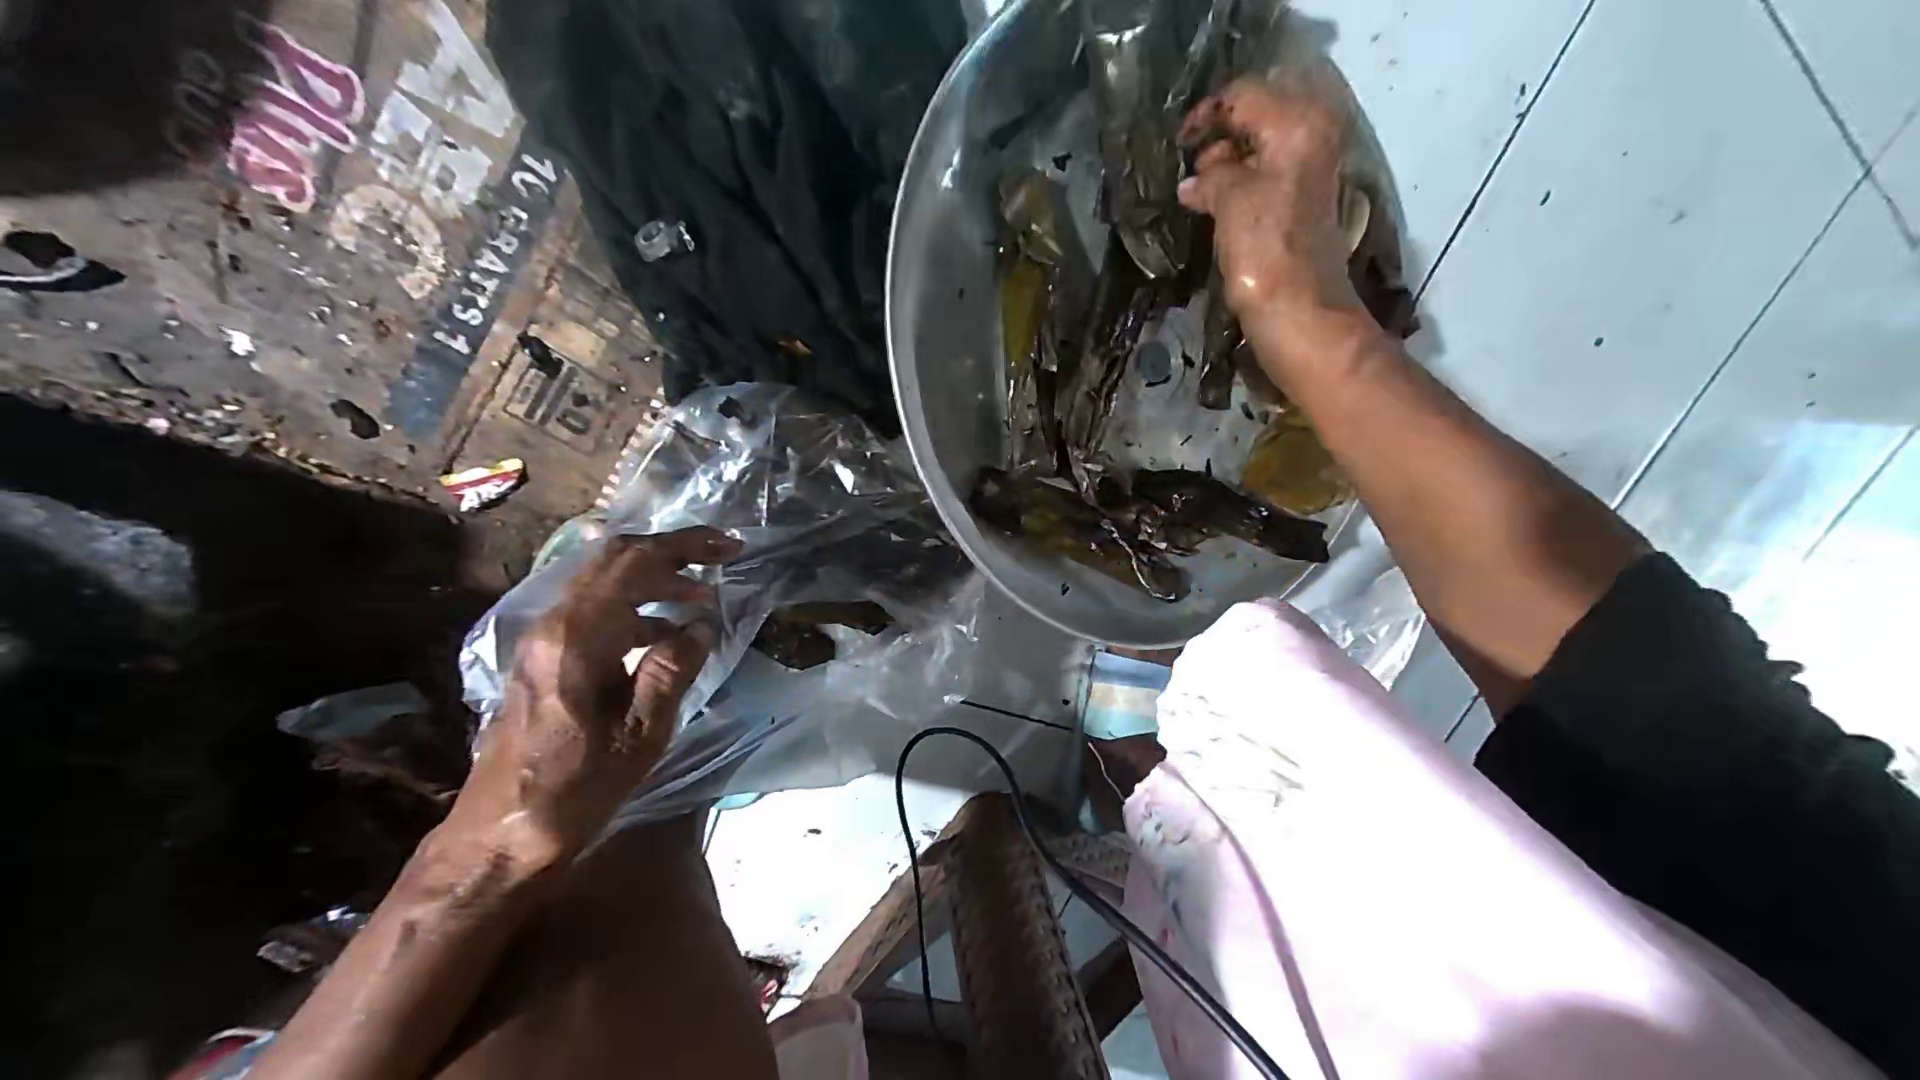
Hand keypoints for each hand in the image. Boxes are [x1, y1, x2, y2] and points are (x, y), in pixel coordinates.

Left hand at [451, 526, 742, 859]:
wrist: (498, 837)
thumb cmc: (575, 790)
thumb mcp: (639, 735)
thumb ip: (673, 669)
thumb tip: (702, 624)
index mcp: (578, 638)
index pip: (635, 563)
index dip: (687, 546)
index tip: (731, 548)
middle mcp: (554, 625)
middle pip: (615, 559)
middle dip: (673, 551)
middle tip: (721, 558)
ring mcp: (543, 638)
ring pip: (605, 582)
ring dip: (656, 579)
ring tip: (702, 598)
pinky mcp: (543, 656)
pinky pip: (596, 609)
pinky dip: (637, 606)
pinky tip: (665, 634)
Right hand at [1178, 77, 1373, 370]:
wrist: (1297, 309)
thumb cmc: (1263, 250)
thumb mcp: (1230, 199)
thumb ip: (1211, 177)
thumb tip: (1194, 183)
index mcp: (1297, 126)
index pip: (1244, 96)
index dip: (1206, 114)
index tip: (1177, 143)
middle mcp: (1310, 138)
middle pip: (1257, 117)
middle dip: (1218, 137)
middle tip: (1187, 164)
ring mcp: (1307, 172)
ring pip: (1259, 148)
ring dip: (1225, 164)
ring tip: (1196, 190)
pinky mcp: (1299, 203)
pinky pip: (1263, 175)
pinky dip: (1238, 184)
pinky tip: (1212, 206)